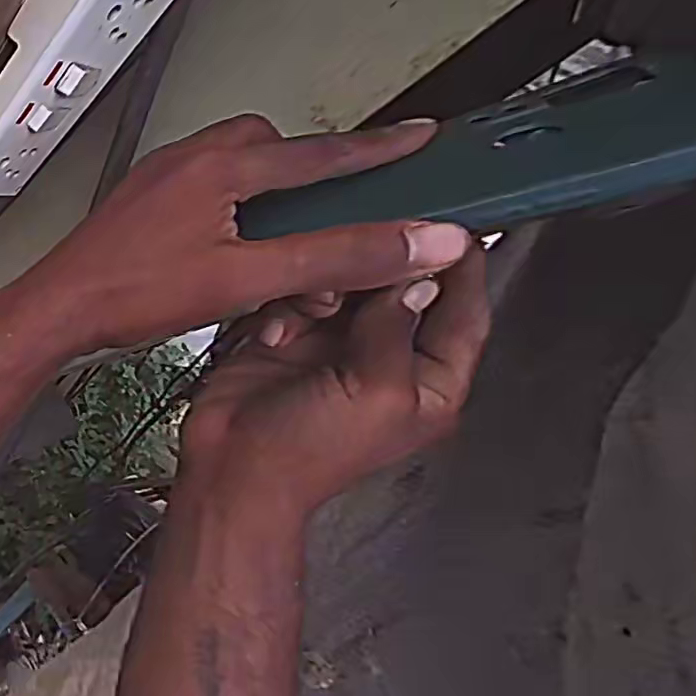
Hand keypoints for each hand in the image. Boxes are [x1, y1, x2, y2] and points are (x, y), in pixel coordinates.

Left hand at [0, 114, 472, 359]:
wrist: (60, 308)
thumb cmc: (129, 292)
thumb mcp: (245, 280)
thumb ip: (332, 258)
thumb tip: (412, 241)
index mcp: (216, 168)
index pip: (318, 152)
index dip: (376, 149)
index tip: (417, 139)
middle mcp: (185, 161)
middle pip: (269, 147)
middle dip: (307, 171)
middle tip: (334, 202)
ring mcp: (158, 179)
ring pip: (231, 164)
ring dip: (264, 191)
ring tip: (281, 234)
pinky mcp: (141, 201)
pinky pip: (200, 184)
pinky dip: (228, 205)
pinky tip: (229, 242)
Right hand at [177, 247, 490, 516]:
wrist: (234, 465)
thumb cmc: (309, 453)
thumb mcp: (377, 393)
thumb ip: (398, 330)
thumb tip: (416, 279)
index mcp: (425, 381)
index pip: (461, 314)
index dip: (461, 272)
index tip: (454, 229)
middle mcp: (380, 357)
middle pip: (395, 291)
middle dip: (375, 273)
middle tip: (360, 253)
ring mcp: (329, 344)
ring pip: (340, 287)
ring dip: (321, 291)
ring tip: (306, 311)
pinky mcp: (283, 336)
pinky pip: (292, 296)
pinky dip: (282, 306)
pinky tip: (274, 332)